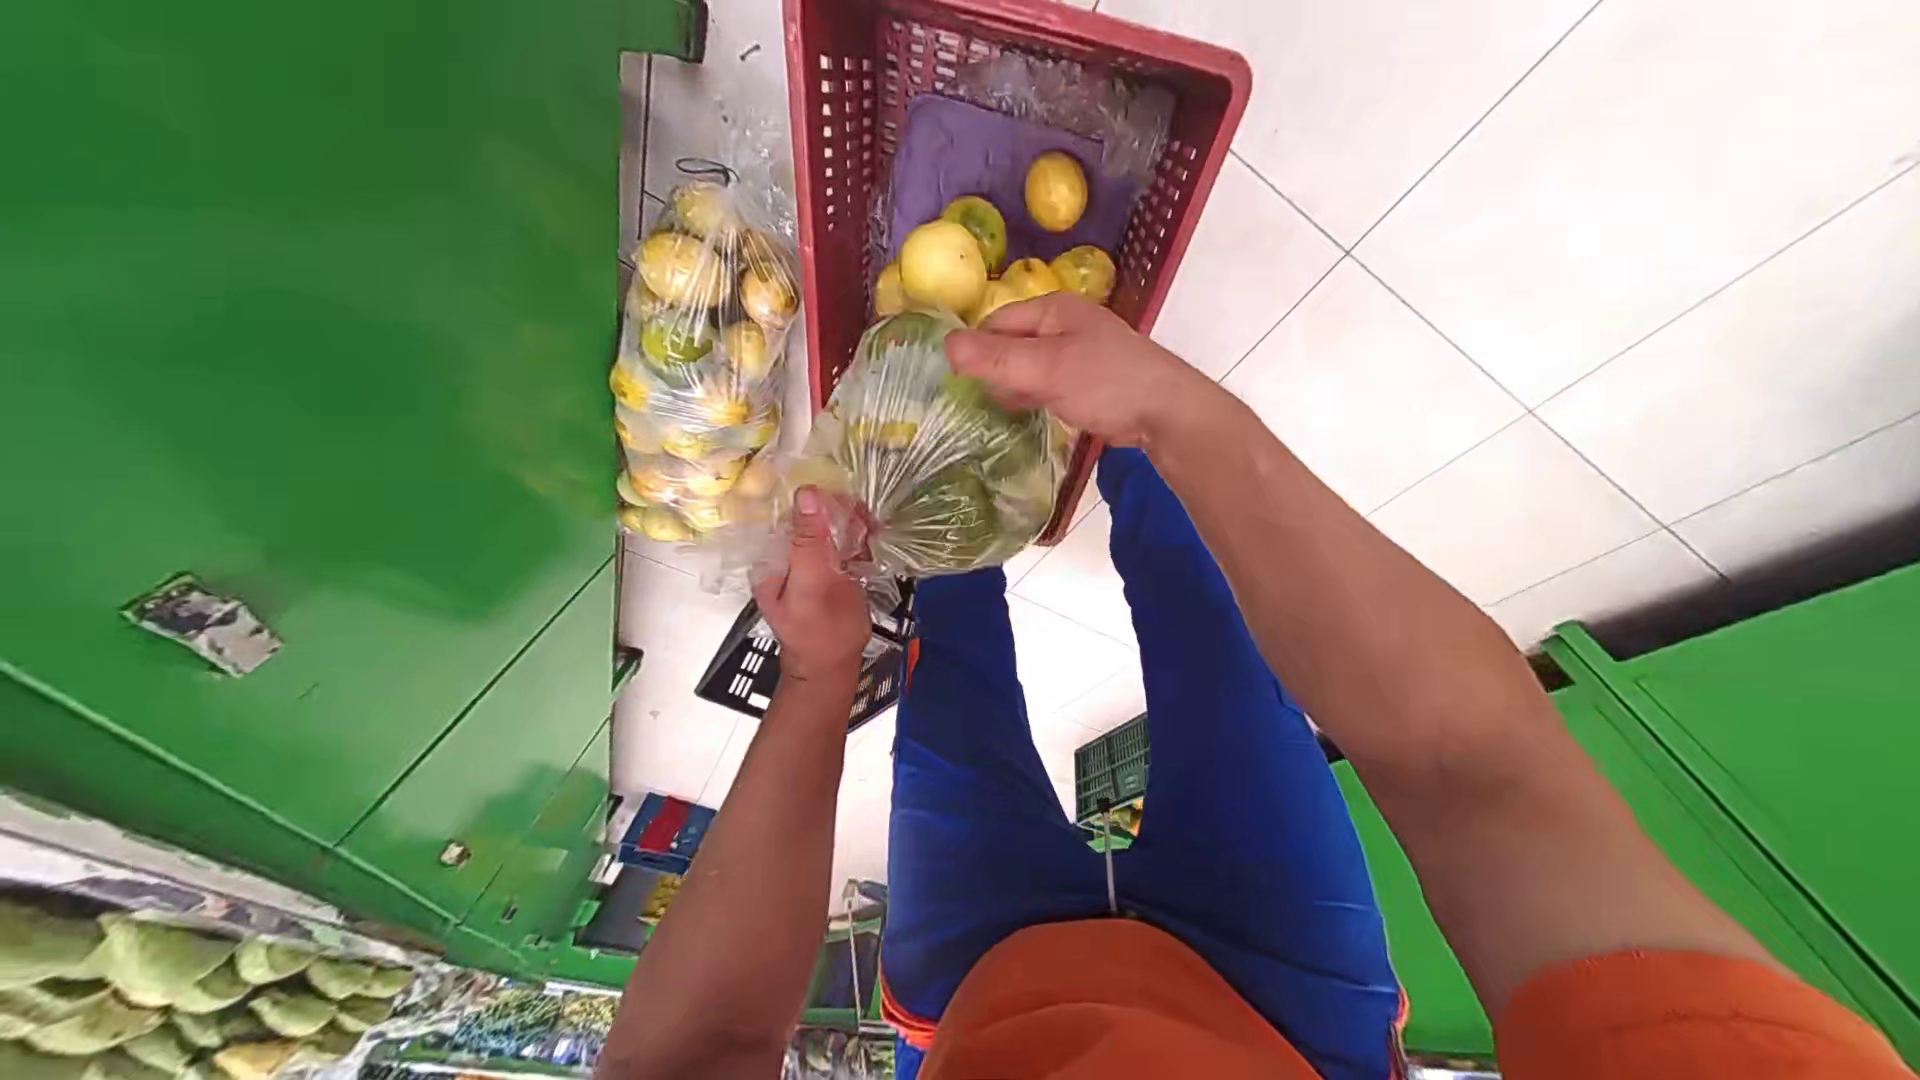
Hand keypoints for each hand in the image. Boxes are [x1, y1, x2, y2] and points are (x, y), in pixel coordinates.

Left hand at [753, 486, 870, 685]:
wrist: (834, 669)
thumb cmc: (821, 635)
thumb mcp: (813, 584)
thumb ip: (809, 540)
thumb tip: (807, 493)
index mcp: (771, 558)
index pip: (790, 512)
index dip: (818, 501)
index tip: (846, 502)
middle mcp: (786, 557)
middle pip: (812, 517)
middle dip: (841, 512)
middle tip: (866, 521)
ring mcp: (810, 564)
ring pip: (830, 528)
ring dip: (854, 523)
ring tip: (872, 531)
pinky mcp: (830, 571)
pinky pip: (843, 543)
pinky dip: (859, 538)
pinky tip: (871, 541)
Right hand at [944, 292, 1219, 447]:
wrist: (1165, 412)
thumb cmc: (1105, 383)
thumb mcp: (1046, 368)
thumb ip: (996, 358)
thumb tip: (945, 346)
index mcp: (1054, 309)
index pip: (997, 322)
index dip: (975, 348)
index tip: (956, 381)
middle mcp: (1065, 325)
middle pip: (1012, 343)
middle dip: (992, 369)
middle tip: (971, 401)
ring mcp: (1078, 353)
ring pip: (1028, 366)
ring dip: (1011, 385)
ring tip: (992, 411)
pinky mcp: (1087, 380)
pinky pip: (1047, 383)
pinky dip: (1032, 396)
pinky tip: (1024, 415)